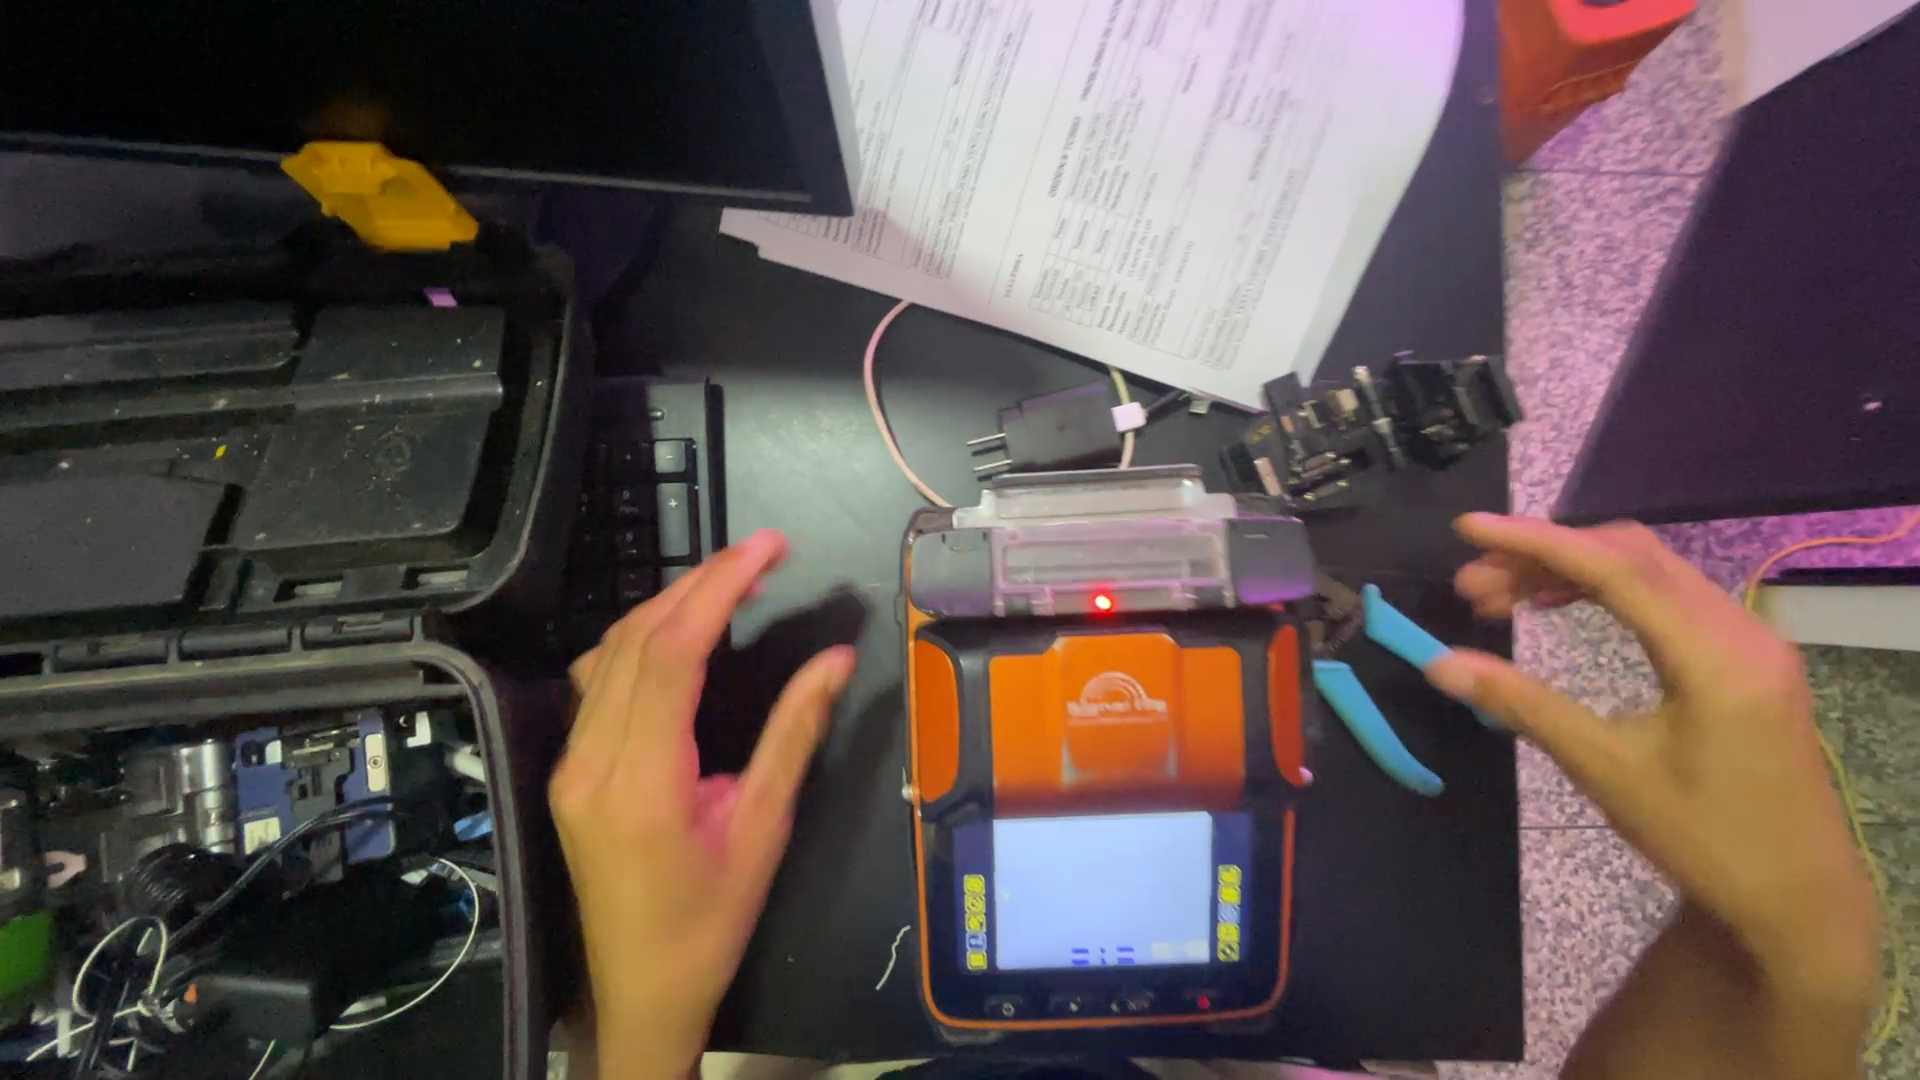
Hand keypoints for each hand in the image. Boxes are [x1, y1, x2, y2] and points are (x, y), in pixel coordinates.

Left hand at [551, 530, 856, 1079]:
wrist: (640, 990)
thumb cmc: (710, 919)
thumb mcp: (765, 827)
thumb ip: (794, 734)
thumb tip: (835, 660)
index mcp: (642, 780)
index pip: (673, 653)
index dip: (720, 588)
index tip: (768, 549)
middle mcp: (593, 760)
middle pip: (637, 639)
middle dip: (701, 581)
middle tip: (762, 552)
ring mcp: (573, 763)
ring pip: (610, 652)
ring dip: (670, 603)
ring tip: (732, 580)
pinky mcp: (573, 769)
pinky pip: (599, 680)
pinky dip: (642, 637)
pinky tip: (679, 631)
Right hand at [1423, 515, 1878, 1003]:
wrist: (1795, 897)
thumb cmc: (1702, 836)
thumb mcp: (1603, 768)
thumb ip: (1520, 704)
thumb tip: (1438, 663)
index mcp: (1715, 658)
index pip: (1617, 570)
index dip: (1536, 541)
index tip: (1468, 528)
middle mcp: (1740, 633)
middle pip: (1631, 555)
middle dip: (1541, 555)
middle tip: (1470, 585)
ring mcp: (1745, 643)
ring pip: (1645, 571)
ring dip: (1565, 571)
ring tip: (1496, 597)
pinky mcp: (1737, 658)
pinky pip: (1660, 596)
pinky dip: (1597, 589)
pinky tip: (1554, 606)